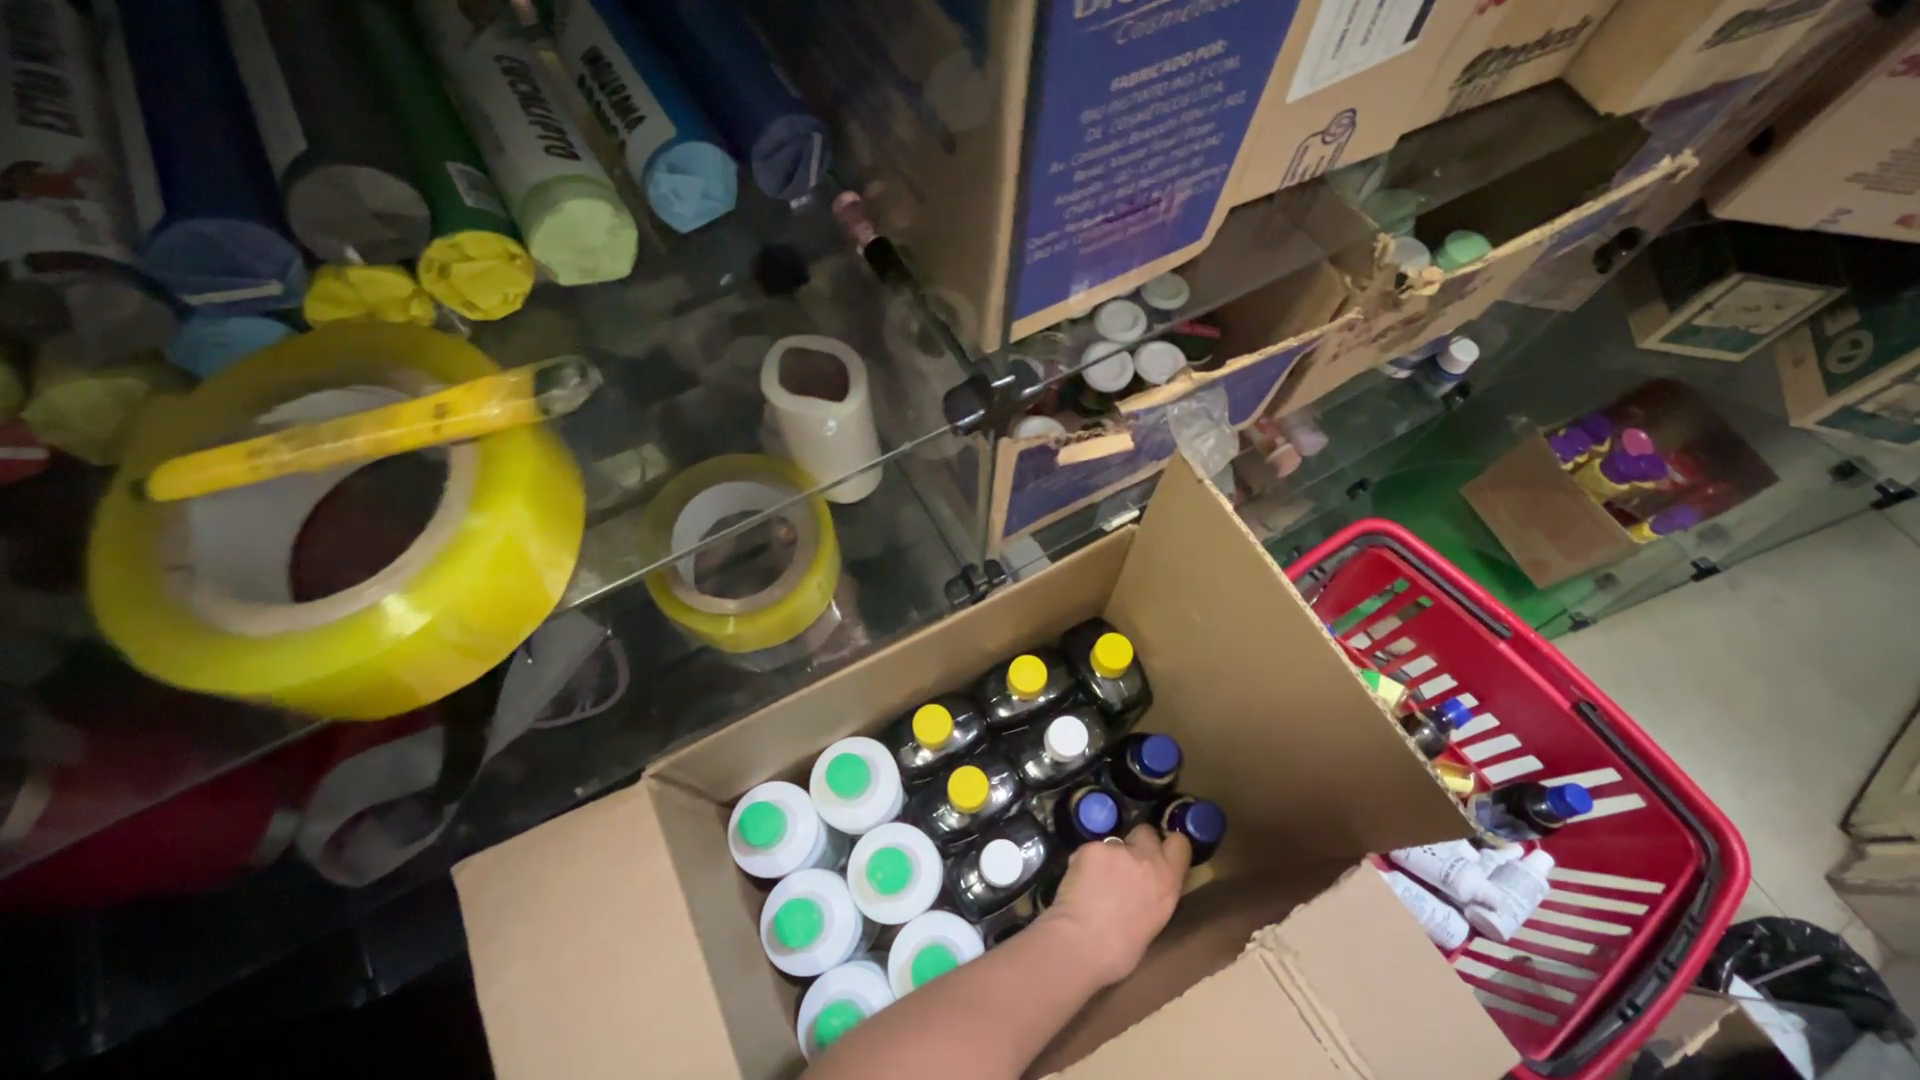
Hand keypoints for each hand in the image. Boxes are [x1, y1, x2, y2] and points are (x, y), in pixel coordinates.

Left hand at [1035, 824, 1190, 987]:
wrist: (1084, 944)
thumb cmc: (1121, 951)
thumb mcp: (1153, 921)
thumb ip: (1152, 895)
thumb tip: (1141, 890)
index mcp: (1168, 881)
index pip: (1180, 844)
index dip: (1167, 844)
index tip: (1159, 852)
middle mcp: (1147, 859)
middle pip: (1146, 831)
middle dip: (1135, 842)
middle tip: (1122, 863)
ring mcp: (1118, 849)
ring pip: (1113, 841)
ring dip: (1106, 856)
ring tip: (1093, 881)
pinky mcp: (1091, 847)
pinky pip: (1089, 850)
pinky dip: (1084, 862)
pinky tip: (1077, 883)